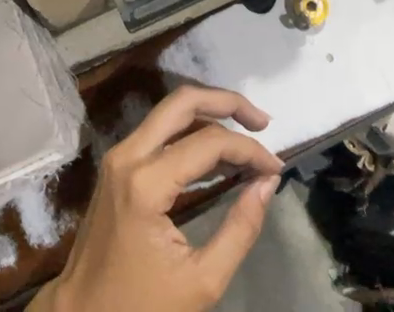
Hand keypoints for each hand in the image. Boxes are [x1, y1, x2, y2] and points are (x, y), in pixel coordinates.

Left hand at [36, 86, 283, 311]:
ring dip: (209, 114)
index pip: (209, 142)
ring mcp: (118, 157)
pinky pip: (157, 133)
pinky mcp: (116, 166)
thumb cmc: (142, 304)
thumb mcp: (202, 279)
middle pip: (182, 102)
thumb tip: (268, 182)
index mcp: (146, 183)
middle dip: (227, 103)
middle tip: (263, 122)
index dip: (249, 150)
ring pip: (169, 112)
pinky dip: (190, 132)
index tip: (276, 167)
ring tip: (247, 134)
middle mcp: (128, 156)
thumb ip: (241, 228)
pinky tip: (217, 154)